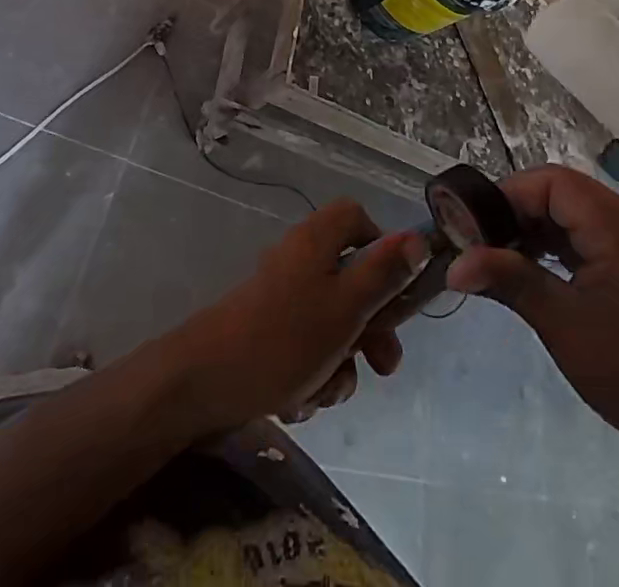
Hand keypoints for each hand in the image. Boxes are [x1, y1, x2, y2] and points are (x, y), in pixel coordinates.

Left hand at [164, 201, 429, 430]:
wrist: (200, 385)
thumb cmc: (283, 339)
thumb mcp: (347, 306)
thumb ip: (384, 273)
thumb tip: (417, 240)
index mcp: (316, 242)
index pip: (356, 218)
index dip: (382, 246)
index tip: (396, 286)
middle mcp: (299, 263)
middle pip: (353, 280)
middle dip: (372, 329)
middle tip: (383, 365)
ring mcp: (281, 301)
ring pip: (334, 324)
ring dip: (341, 364)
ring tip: (327, 393)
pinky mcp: (267, 335)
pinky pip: (307, 349)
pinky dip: (312, 376)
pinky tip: (301, 402)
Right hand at [446, 166, 618, 461]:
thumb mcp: (568, 329)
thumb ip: (512, 284)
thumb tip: (455, 266)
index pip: (557, 183)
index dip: (509, 195)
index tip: (473, 226)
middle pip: (566, 193)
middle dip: (517, 212)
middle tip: (479, 244)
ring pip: (577, 212)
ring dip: (536, 228)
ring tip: (499, 256)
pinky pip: (593, 234)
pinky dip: (559, 244)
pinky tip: (532, 266)